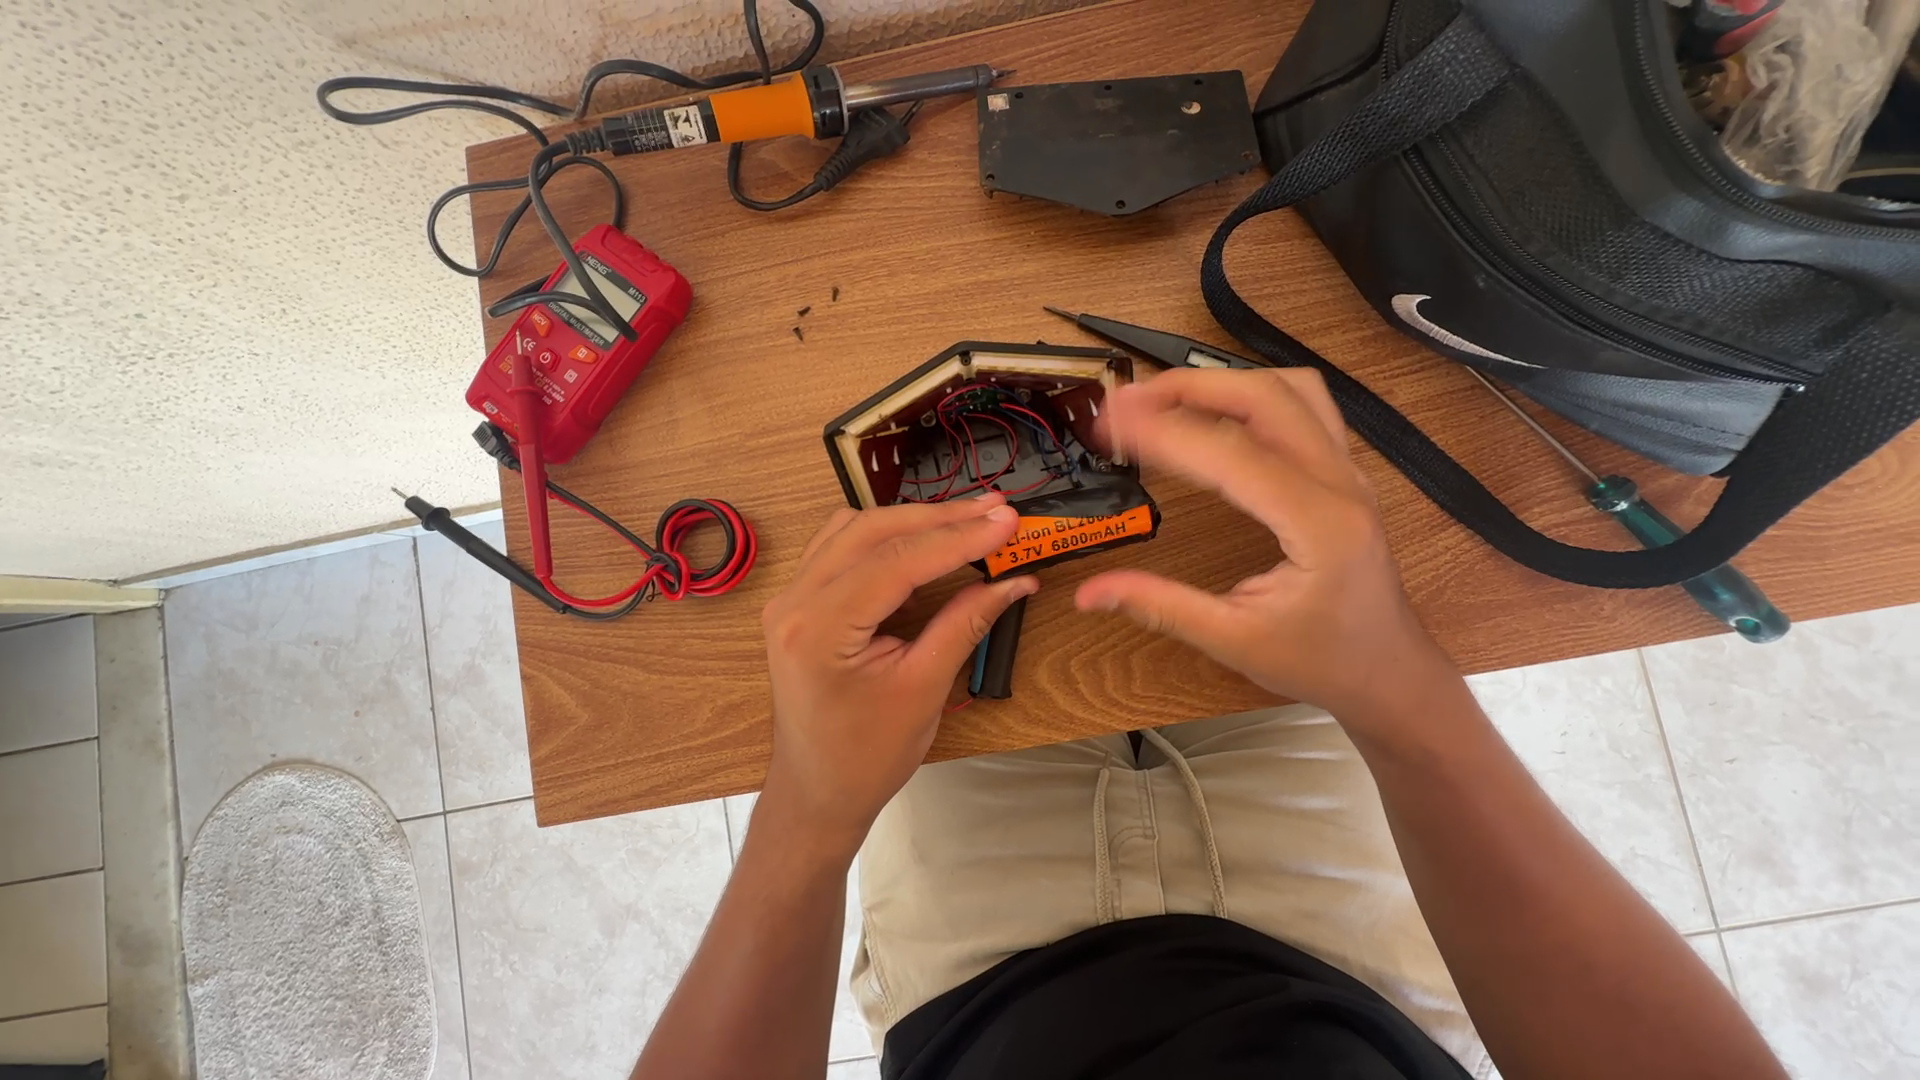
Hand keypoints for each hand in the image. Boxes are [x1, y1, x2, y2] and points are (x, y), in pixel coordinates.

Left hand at [760, 493, 1038, 850]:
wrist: (817, 791)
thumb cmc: (868, 755)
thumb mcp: (924, 689)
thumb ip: (965, 624)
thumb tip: (1015, 580)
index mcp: (819, 628)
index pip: (896, 562)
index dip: (958, 537)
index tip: (1008, 521)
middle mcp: (793, 601)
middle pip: (871, 531)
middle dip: (938, 517)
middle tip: (995, 510)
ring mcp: (789, 598)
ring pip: (853, 529)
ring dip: (912, 520)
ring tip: (967, 519)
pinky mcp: (797, 602)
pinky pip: (840, 547)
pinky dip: (885, 537)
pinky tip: (922, 541)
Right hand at [1075, 368, 1459, 731]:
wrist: (1390, 673)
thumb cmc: (1321, 663)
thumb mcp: (1235, 641)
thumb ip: (1161, 607)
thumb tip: (1087, 595)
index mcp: (1319, 523)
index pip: (1232, 455)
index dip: (1164, 434)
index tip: (1109, 425)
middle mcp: (1340, 482)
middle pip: (1266, 398)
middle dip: (1189, 388)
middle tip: (1126, 401)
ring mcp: (1348, 472)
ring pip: (1290, 391)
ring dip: (1223, 383)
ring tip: (1163, 398)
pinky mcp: (1343, 474)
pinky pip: (1303, 408)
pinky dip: (1251, 396)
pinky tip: (1214, 413)